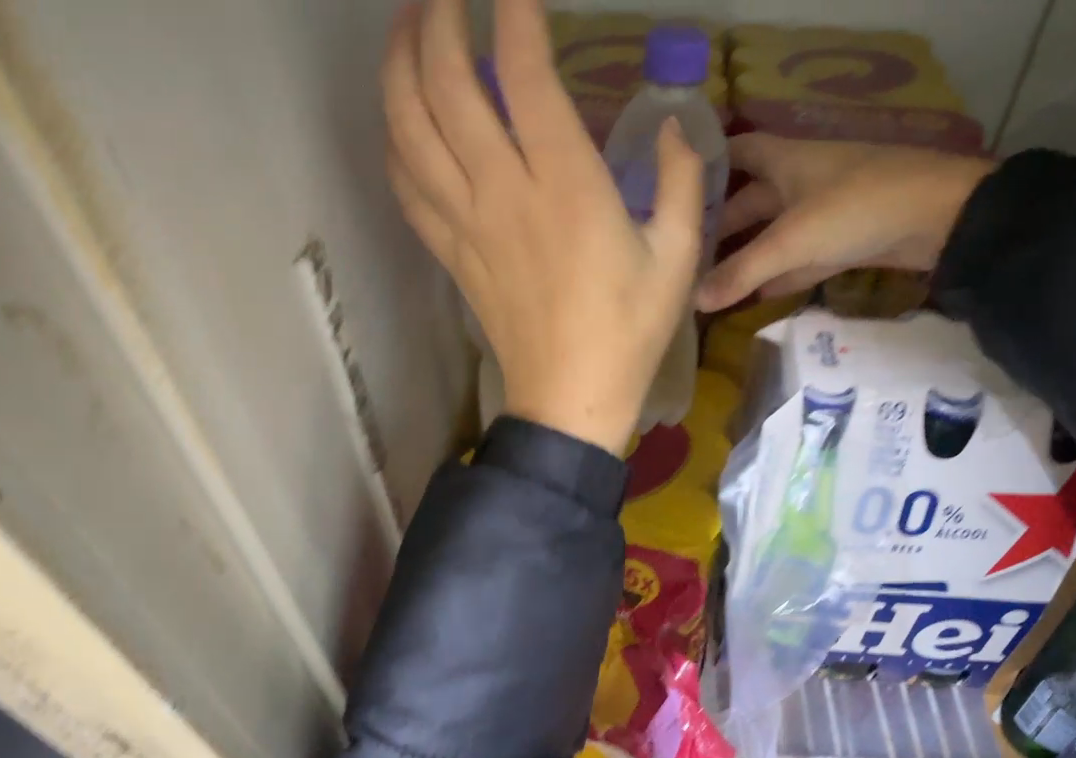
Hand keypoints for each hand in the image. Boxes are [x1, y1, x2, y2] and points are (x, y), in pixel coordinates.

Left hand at [382, 0, 704, 454]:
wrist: (569, 400)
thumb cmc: (628, 333)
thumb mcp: (676, 257)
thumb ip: (680, 182)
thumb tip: (673, 127)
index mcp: (566, 186)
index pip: (526, 75)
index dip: (515, 15)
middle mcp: (504, 192)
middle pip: (447, 86)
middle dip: (438, 22)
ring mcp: (467, 223)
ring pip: (410, 129)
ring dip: (400, 68)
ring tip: (407, 29)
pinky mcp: (451, 252)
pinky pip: (406, 185)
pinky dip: (395, 140)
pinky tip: (401, 117)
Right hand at [694, 135, 994, 312]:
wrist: (939, 217)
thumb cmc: (857, 207)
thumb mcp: (792, 240)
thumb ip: (742, 271)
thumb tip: (693, 300)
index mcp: (783, 160)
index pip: (734, 153)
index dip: (705, 168)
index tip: (671, 193)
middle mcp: (797, 180)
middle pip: (747, 201)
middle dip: (718, 228)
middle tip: (681, 260)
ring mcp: (821, 212)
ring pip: (771, 235)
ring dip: (744, 258)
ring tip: (706, 287)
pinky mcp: (841, 242)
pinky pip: (796, 259)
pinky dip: (774, 276)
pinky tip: (749, 299)